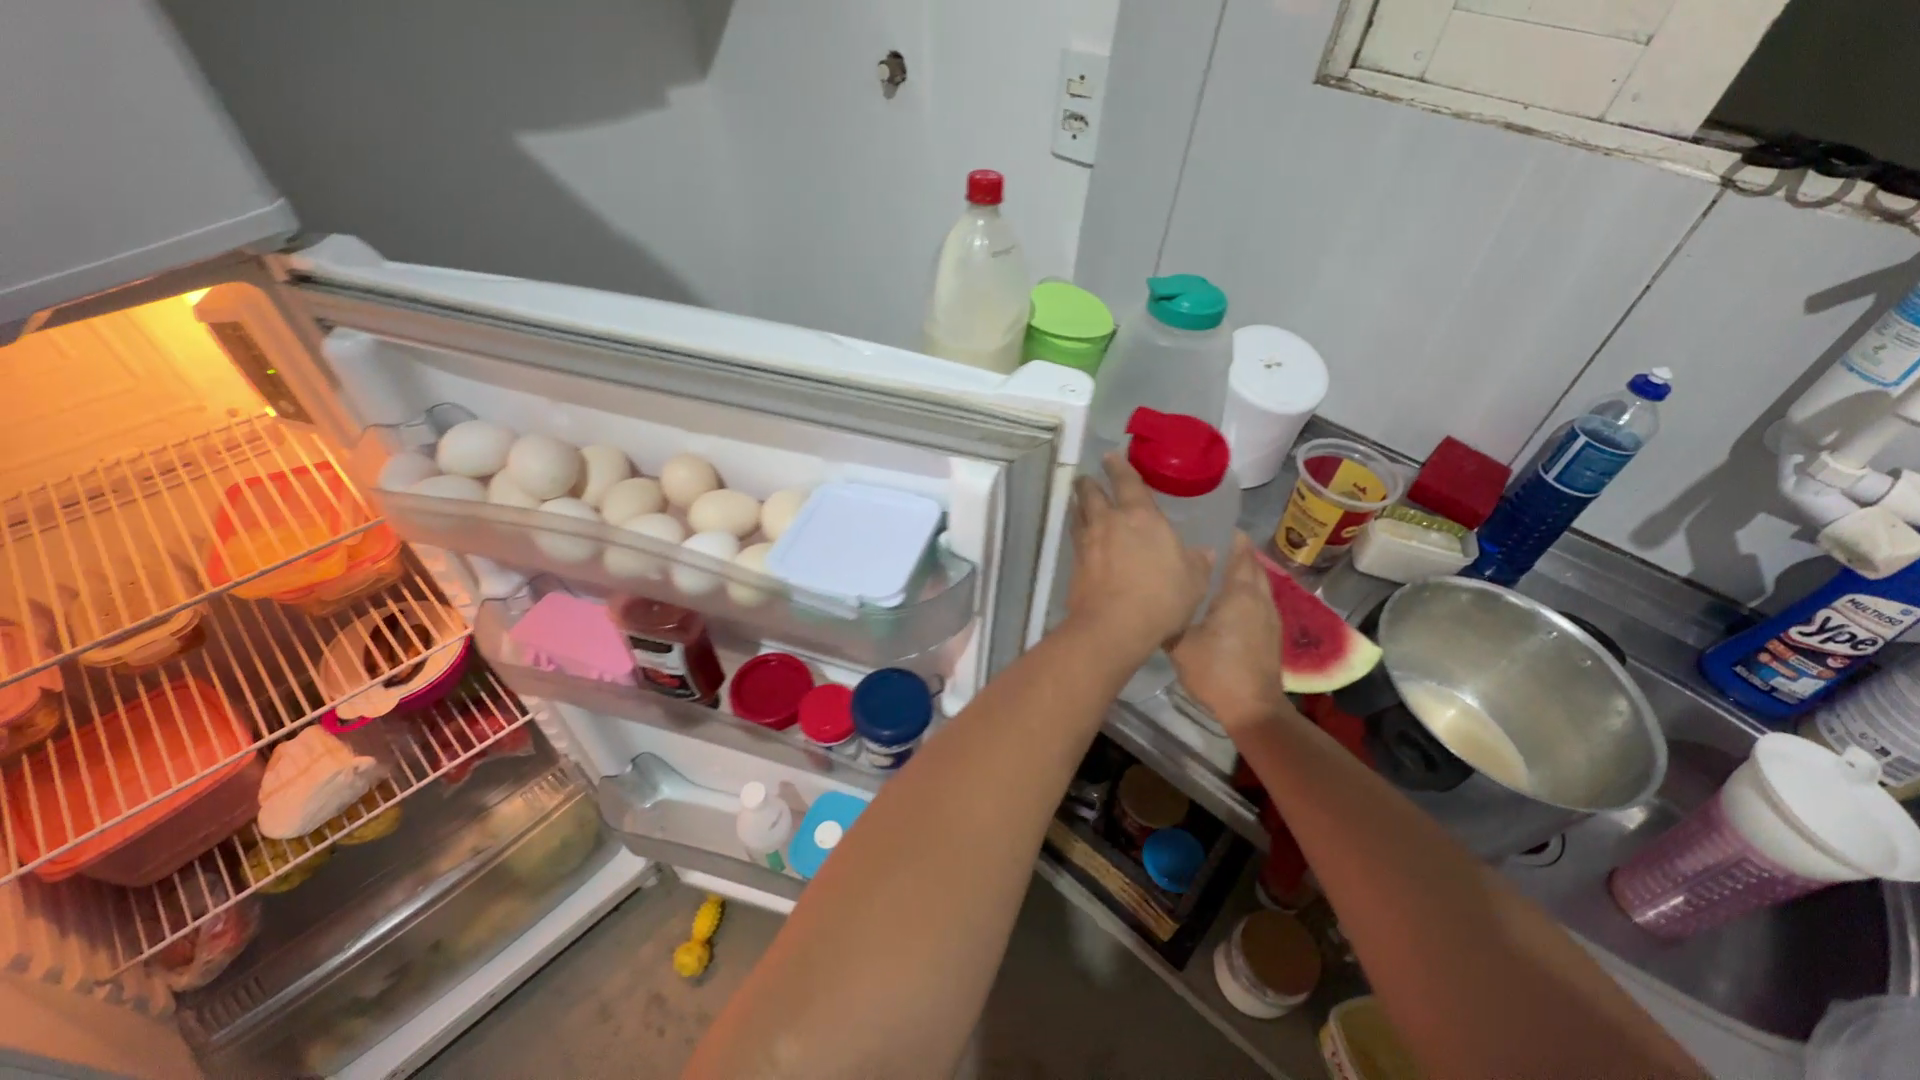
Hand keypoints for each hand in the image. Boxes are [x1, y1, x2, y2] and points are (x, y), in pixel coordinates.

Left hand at [1065, 453, 1211, 661]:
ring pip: (1078, 514)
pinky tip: (1081, 539)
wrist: (1113, 626)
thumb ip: (1198, 563)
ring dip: (1078, 505)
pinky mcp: (1074, 565)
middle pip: (1092, 493)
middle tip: (1087, 479)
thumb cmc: (1161, 598)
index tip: (1110, 456)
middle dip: (1089, 484)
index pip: (1127, 482)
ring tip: (1079, 502)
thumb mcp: (1193, 581)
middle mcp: (1109, 522)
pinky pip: (1075, 539)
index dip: (1119, 467)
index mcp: (1141, 517)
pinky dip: (1077, 533)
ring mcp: (1088, 543)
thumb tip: (1206, 553)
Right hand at [1170, 532, 1290, 733]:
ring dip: (1241, 573)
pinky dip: (1245, 592)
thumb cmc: (1216, 670)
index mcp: (1239, 592)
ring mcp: (1269, 616)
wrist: (1252, 707)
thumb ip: (1170, 616)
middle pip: (1251, 564)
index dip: (1229, 537)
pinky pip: (1258, 600)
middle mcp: (1259, 597)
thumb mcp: (1180, 643)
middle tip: (1207, 546)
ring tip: (1214, 571)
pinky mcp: (1271, 633)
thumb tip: (1158, 597)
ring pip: (1257, 583)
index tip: (1208, 525)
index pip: (1240, 552)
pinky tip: (1226, 601)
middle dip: (1234, 552)